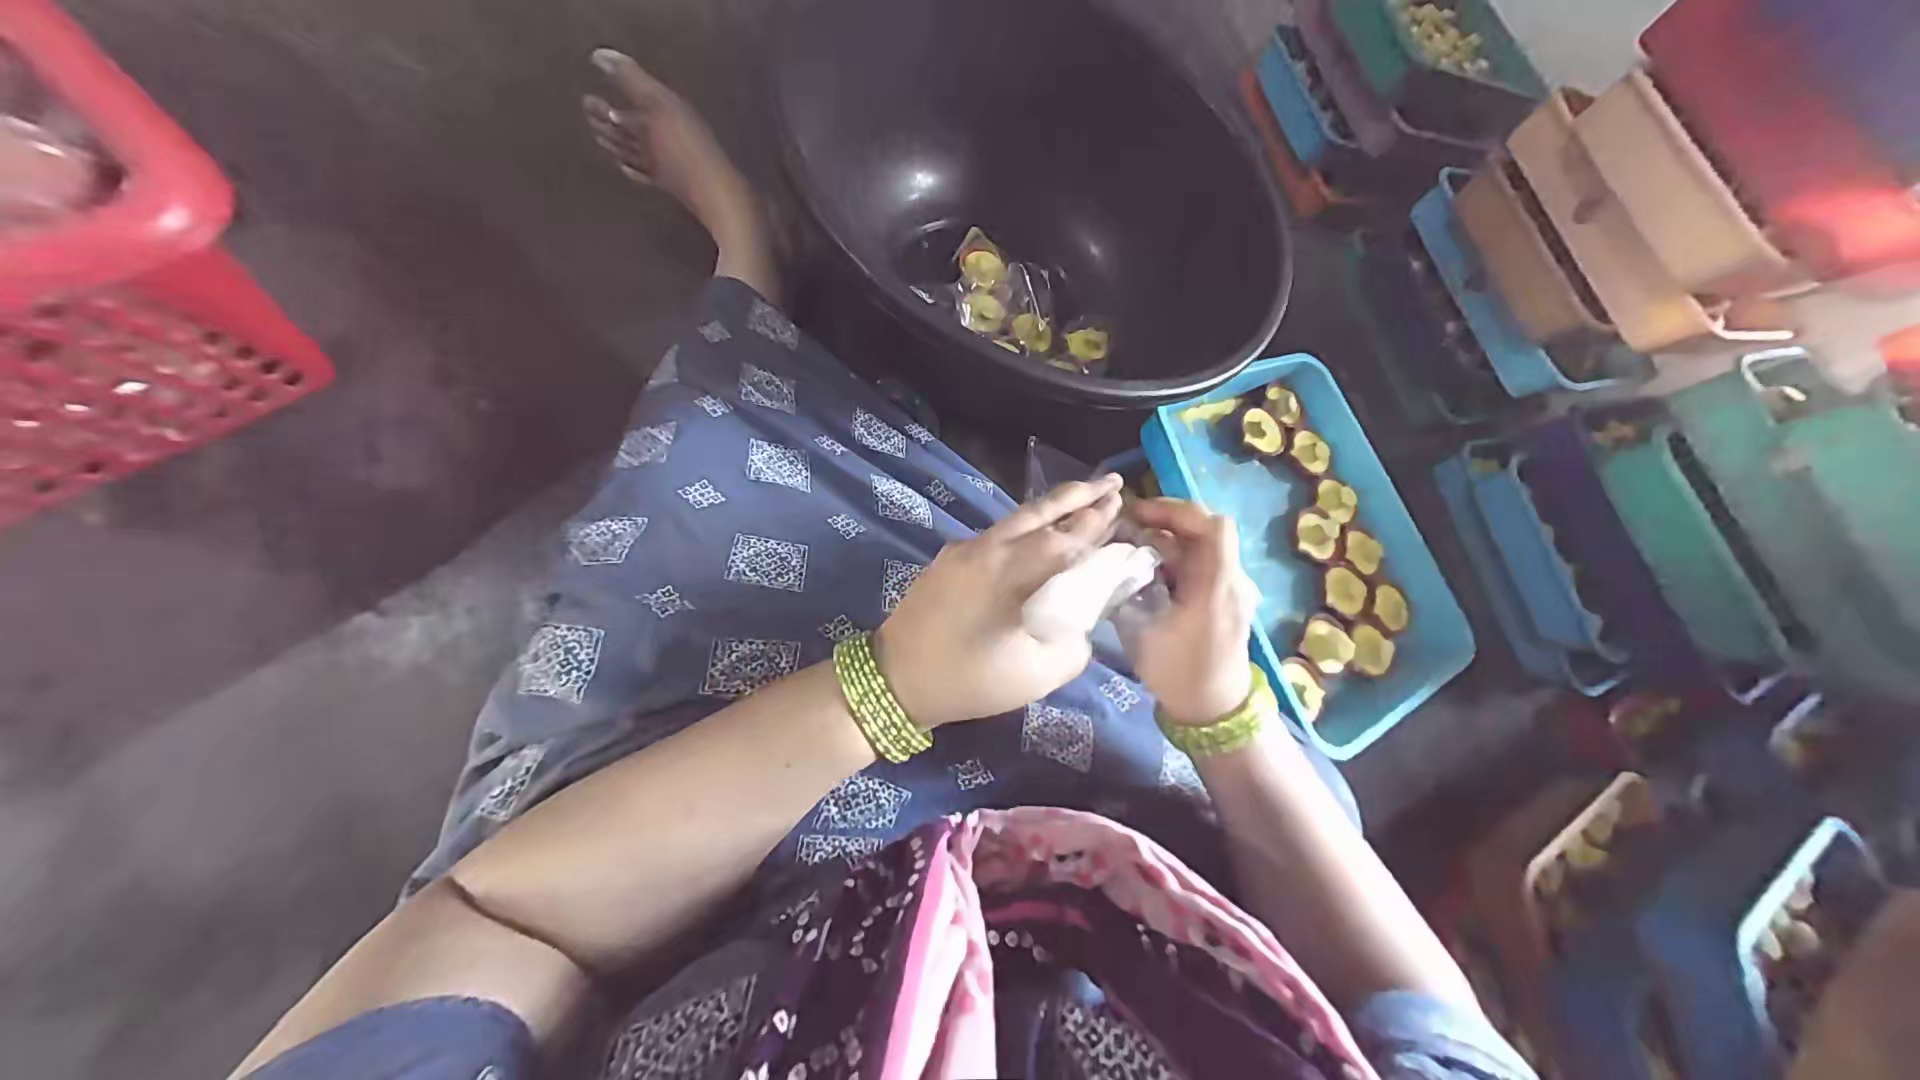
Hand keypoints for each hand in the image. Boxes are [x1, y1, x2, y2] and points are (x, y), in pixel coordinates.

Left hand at [874, 475, 1124, 727]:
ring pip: (1016, 520)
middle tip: (1112, 482)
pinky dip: (1025, 529)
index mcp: (1008, 573)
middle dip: (1079, 495)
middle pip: (1038, 513)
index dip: (1095, 522)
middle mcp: (985, 550)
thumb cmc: (967, 681)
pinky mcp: (948, 560)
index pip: (1063, 539)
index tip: (1120, 504)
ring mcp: (962, 551)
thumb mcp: (1035, 676)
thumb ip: (1072, 646)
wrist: (895, 679)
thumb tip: (1081, 624)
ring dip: (1052, 509)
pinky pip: (996, 535)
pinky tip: (1038, 535)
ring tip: (1083, 499)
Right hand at [1125, 499, 1259, 724]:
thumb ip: (1128, 590)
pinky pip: (1202, 564)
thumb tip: (1114, 560)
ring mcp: (1232, 589)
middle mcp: (1233, 581)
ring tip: (1133, 545)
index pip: (1212, 526)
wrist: (1214, 710)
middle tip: (1130, 524)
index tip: (1139, 514)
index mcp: (1218, 586)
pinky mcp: (1225, 599)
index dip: (1175, 510)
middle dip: (1167, 521)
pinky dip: (1175, 558)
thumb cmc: (1178, 674)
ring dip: (1169, 540)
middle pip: (1206, 531)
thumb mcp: (1142, 632)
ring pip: (1202, 547)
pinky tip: (1148, 569)